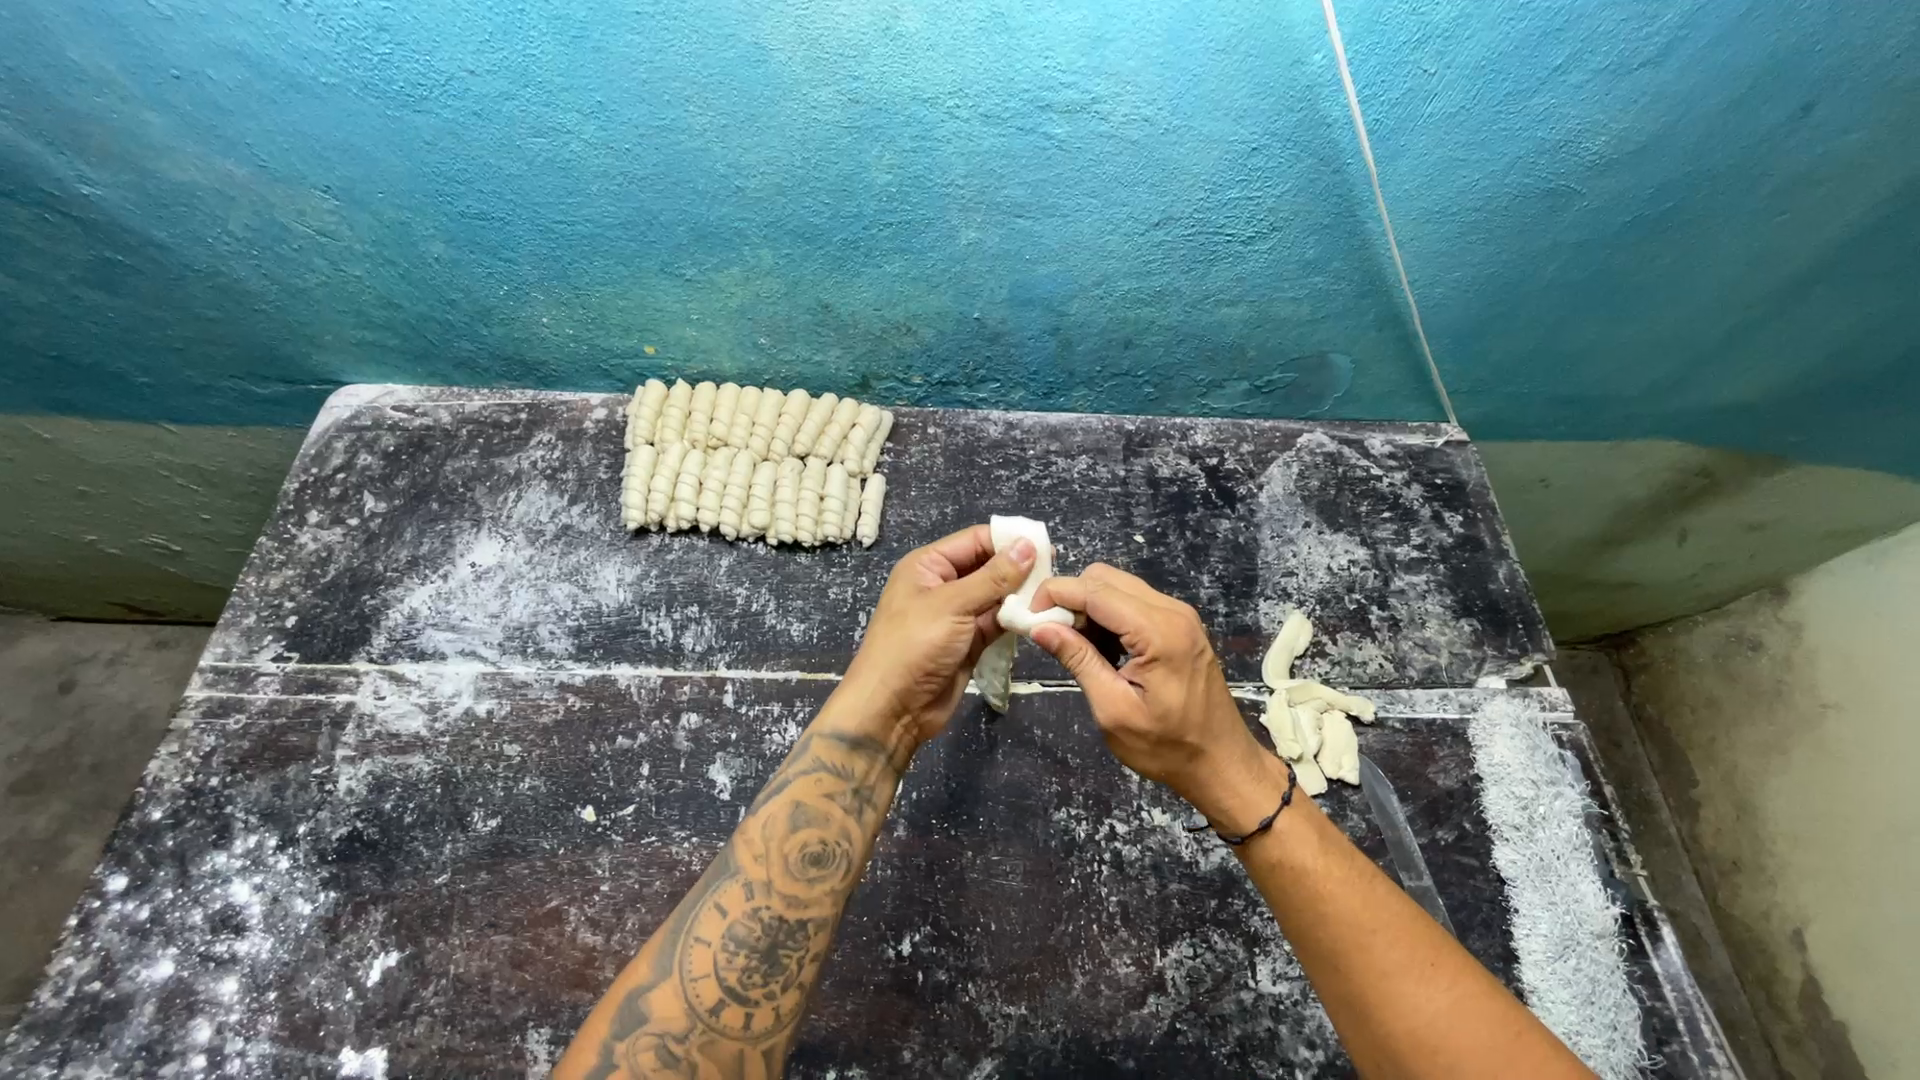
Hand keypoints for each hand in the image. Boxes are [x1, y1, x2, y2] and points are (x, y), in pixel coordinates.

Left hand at [838, 524, 1036, 744]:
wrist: (893, 708)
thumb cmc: (913, 646)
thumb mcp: (952, 605)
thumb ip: (993, 576)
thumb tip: (1028, 545)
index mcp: (928, 565)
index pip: (975, 540)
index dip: (1009, 541)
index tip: (1047, 546)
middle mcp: (944, 585)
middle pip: (988, 566)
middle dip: (1019, 569)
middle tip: (1056, 572)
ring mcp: (958, 615)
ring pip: (996, 596)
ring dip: (1021, 596)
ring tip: (1055, 595)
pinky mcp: (970, 642)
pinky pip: (997, 622)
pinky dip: (1016, 620)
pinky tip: (1041, 617)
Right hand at [1030, 564, 1291, 831]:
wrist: (1222, 764)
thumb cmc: (1167, 747)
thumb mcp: (1113, 709)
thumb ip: (1079, 660)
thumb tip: (1039, 628)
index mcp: (1159, 632)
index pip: (1096, 591)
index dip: (1056, 594)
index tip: (1027, 615)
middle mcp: (1173, 612)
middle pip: (1106, 578)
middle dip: (1070, 597)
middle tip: (1048, 631)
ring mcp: (1180, 615)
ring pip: (1118, 585)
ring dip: (1087, 605)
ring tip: (1070, 642)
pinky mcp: (1180, 625)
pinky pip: (1133, 601)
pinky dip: (1107, 613)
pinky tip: (1097, 645)